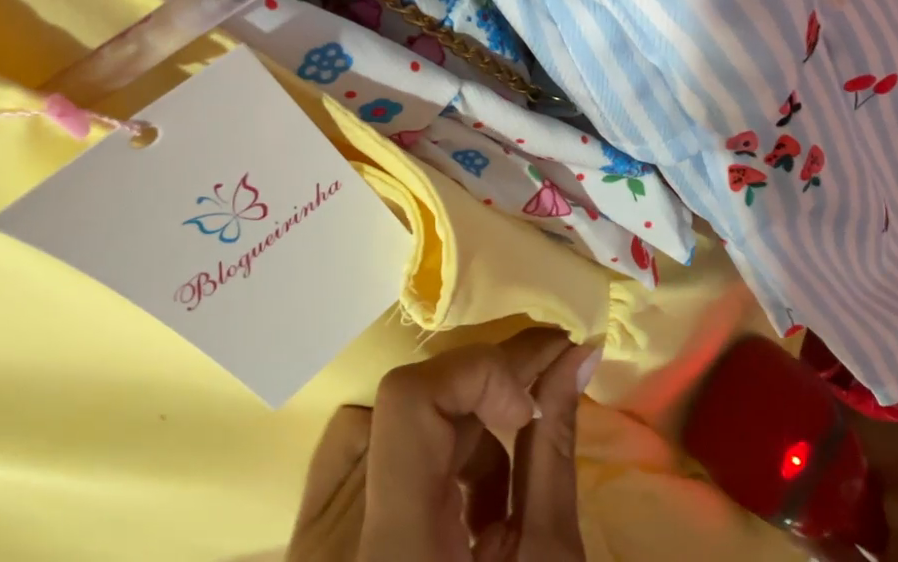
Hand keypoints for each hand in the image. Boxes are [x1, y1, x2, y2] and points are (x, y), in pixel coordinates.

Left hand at [286, 329, 602, 560]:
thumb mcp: (547, 557)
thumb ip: (553, 444)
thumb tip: (576, 354)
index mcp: (394, 546)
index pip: (410, 399)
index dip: (480, 373)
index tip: (535, 400)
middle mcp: (340, 534)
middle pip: (408, 403)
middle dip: (491, 381)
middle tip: (557, 370)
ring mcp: (322, 539)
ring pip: (395, 424)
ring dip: (469, 422)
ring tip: (516, 471)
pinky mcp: (328, 541)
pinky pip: (382, 461)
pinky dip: (442, 459)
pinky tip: (480, 505)